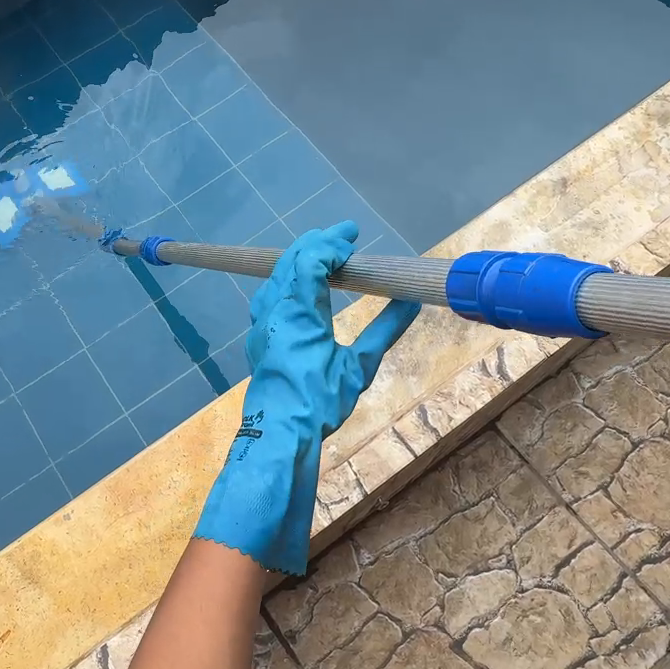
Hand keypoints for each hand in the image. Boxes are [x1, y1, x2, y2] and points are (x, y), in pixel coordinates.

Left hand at [192, 221, 420, 573]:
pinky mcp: (259, 336)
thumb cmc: (318, 401)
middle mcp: (275, 308)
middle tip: (343, 237)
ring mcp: (262, 322)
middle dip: (317, 244)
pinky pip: (271, 294)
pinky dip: (288, 280)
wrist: (277, 433)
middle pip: (291, 260)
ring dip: (300, 260)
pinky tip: (301, 289)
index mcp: (298, 309)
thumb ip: (384, 330)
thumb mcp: (358, 366)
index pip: (311, 259)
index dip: (331, 243)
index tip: (353, 235)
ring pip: (277, 276)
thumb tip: (410, 301)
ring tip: (324, 255)